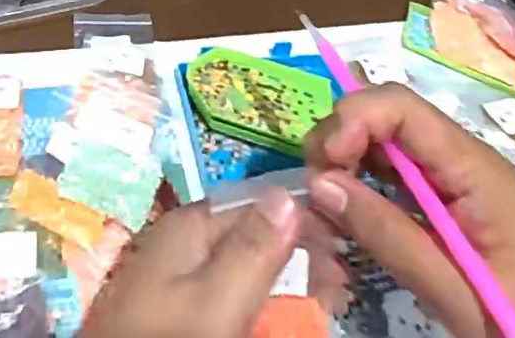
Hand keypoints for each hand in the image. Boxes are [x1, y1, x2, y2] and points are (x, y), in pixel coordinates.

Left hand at [80, 188, 342, 337]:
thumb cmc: (170, 336)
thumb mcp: (216, 300)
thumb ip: (252, 249)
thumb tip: (287, 191)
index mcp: (193, 224)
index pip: (257, 203)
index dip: (302, 219)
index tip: (343, 243)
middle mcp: (187, 239)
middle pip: (253, 234)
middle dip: (298, 253)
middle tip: (338, 283)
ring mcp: (181, 274)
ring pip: (244, 265)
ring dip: (283, 280)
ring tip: (322, 298)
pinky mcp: (179, 305)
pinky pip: (226, 292)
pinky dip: (258, 301)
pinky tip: (279, 315)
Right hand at [304, 84, 514, 337]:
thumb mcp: (461, 294)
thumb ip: (390, 236)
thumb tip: (318, 181)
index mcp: (472, 167)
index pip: (398, 104)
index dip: (352, 119)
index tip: (324, 166)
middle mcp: (459, 158)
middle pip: (382, 117)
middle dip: (338, 143)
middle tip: (316, 195)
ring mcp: (453, 178)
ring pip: (379, 145)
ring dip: (345, 169)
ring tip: (327, 215)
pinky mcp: (447, 202)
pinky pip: (391, 176)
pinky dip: (362, 192)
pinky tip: (352, 224)